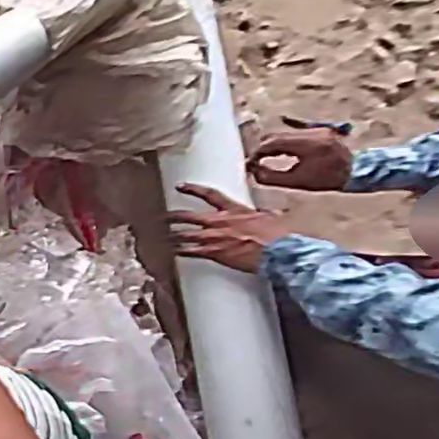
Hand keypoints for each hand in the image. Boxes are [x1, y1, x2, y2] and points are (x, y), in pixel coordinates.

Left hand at [167, 183, 294, 272]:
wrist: (280, 251)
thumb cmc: (280, 236)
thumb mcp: (272, 218)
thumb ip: (265, 214)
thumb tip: (273, 213)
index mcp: (234, 210)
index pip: (209, 195)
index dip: (193, 190)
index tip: (180, 186)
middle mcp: (220, 222)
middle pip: (188, 216)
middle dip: (171, 217)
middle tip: (159, 218)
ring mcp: (214, 237)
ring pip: (183, 234)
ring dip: (169, 236)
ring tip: (157, 237)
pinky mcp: (213, 252)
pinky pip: (189, 251)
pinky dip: (177, 251)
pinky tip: (169, 252)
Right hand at [247, 128, 353, 190]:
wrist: (356, 172)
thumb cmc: (326, 180)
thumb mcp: (296, 182)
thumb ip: (270, 177)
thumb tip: (252, 171)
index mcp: (307, 145)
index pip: (272, 143)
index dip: (256, 153)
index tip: (249, 163)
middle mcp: (311, 133)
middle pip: (275, 136)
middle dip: (262, 148)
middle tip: (255, 162)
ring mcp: (316, 129)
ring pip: (283, 133)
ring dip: (272, 145)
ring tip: (266, 157)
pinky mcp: (318, 130)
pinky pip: (294, 130)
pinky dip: (283, 138)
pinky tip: (278, 145)